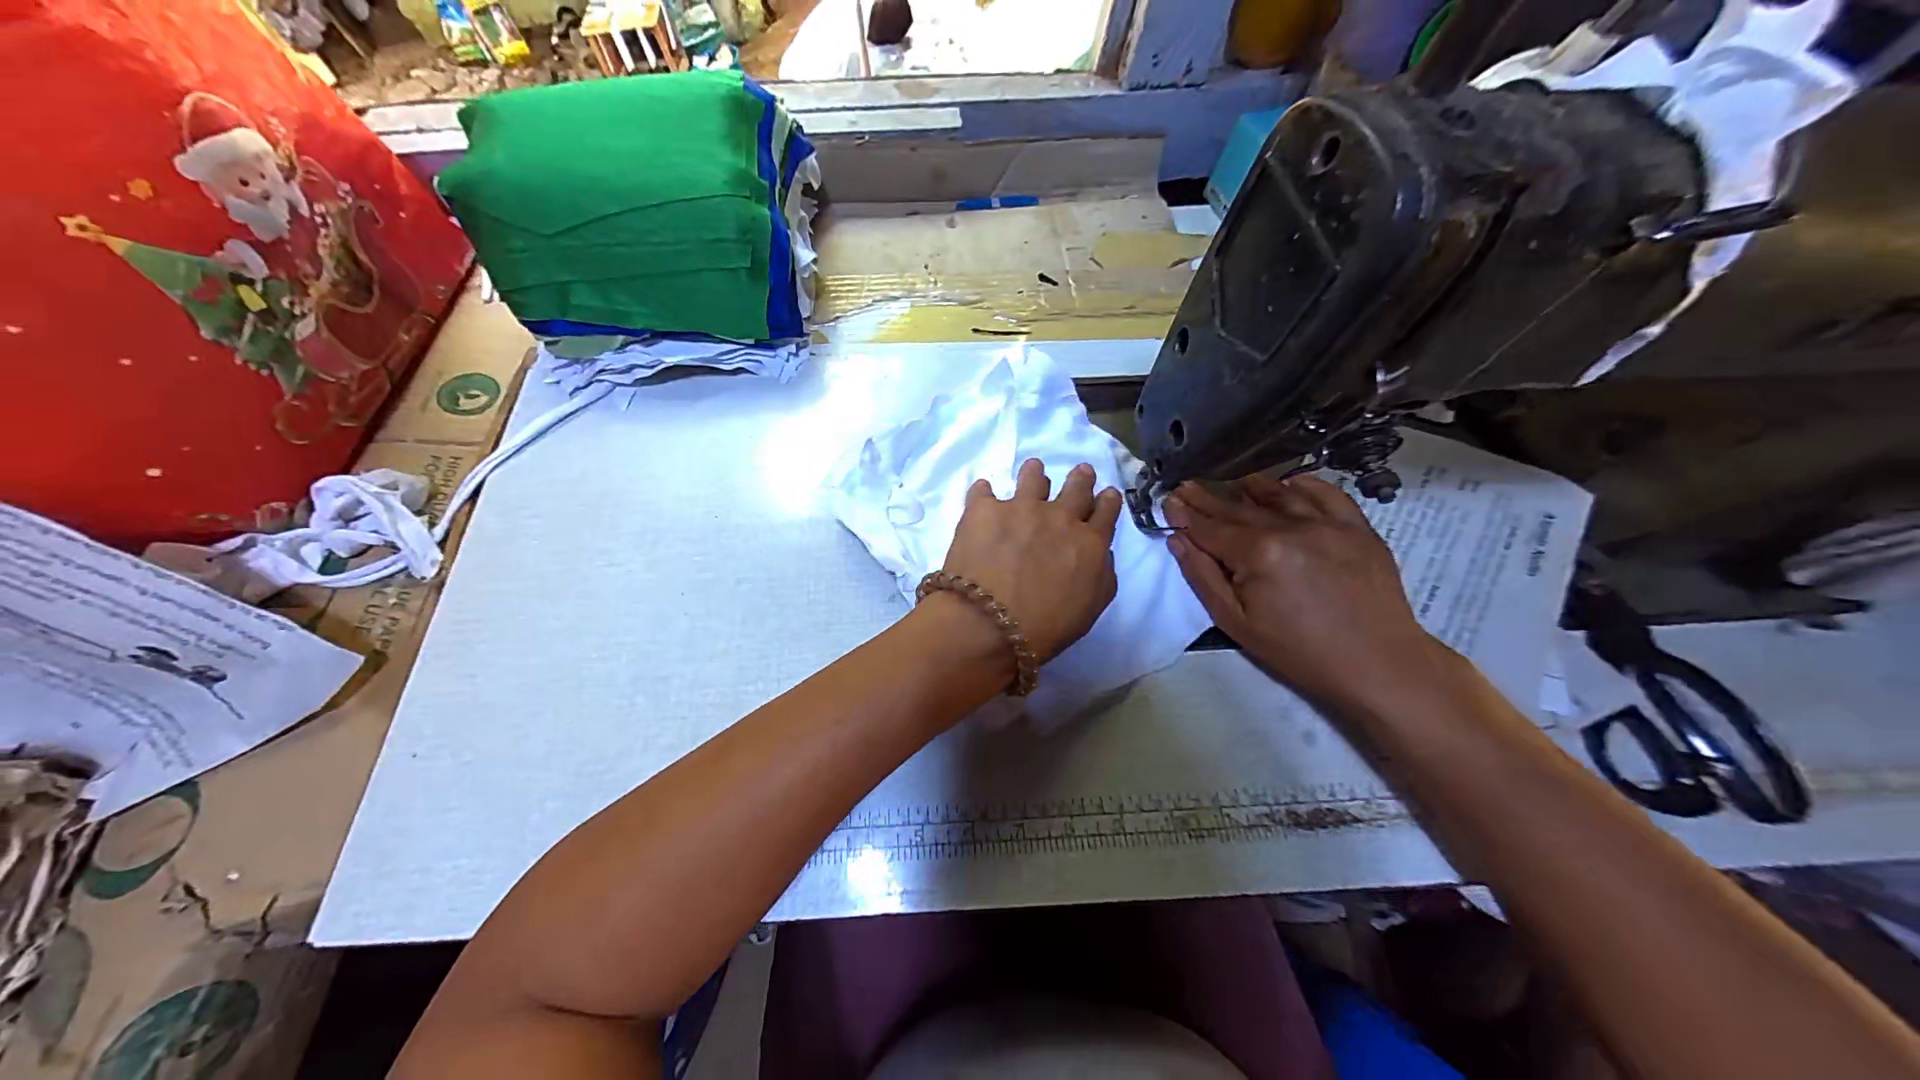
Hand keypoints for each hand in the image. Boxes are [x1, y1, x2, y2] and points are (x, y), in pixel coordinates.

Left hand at [940, 459, 1122, 662]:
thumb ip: (1102, 575)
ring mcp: (1020, 508)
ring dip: (1036, 473)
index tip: (1106, 493)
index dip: (1108, 501)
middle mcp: (1059, 517)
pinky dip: (985, 492)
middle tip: (1081, 471)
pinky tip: (983, 492)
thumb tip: (1101, 553)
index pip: (1106, 512)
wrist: (989, 624)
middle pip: (1076, 487)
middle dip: (1081, 478)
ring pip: (1033, 478)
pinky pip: (984, 492)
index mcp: (1090, 543)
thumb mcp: (1090, 608)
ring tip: (1034, 468)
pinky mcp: (984, 509)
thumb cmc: (1045, 627)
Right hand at [1163, 474, 1442, 707]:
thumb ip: (1203, 577)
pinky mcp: (1358, 527)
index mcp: (1258, 553)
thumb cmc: (1299, 651)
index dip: (1186, 515)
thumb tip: (1179, 540)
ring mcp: (1328, 523)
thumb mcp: (1236, 623)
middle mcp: (1291, 527)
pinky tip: (1289, 486)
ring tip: (1233, 484)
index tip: (1169, 501)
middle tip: (1187, 487)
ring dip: (1251, 487)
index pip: (1211, 528)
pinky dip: (1302, 486)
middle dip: (1209, 498)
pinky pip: (1326, 493)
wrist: (1377, 663)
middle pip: (1239, 508)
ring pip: (1280, 494)